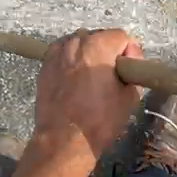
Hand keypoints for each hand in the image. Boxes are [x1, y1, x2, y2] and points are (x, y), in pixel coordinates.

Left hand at [33, 29, 144, 163]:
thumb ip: (132, 73)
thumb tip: (128, 65)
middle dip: (108, 52)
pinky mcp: (44, 64)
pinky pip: (64, 54)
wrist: (63, 140)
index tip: (128, 71)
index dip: (130, 53)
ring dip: (88, 55)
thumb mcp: (128, 97)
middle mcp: (75, 42)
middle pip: (99, 37)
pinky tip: (74, 81)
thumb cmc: (99, 120)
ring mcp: (57, 52)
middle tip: (112, 76)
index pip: (121, 37)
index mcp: (97, 46)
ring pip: (80, 44)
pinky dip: (71, 62)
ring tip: (91, 79)